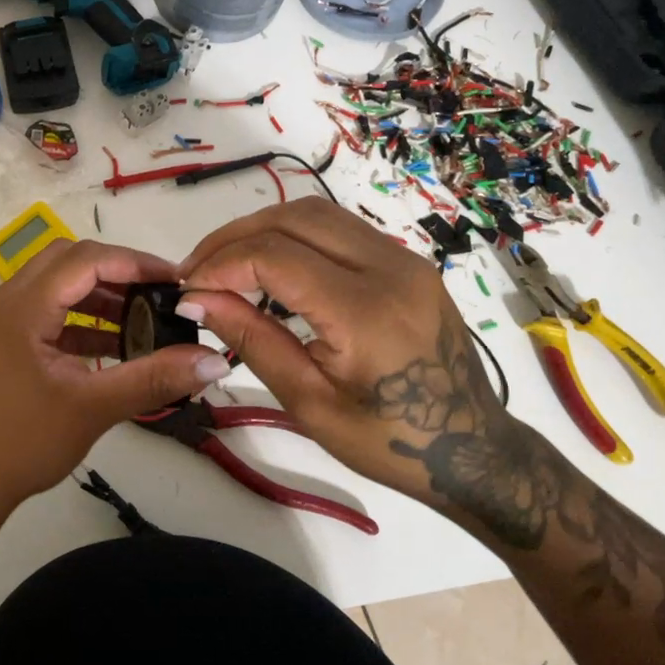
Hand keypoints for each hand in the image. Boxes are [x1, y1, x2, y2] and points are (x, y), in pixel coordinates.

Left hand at [0, 239, 230, 511]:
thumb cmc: (25, 441)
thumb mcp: (94, 407)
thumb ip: (153, 378)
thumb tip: (212, 360)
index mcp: (22, 307)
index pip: (84, 260)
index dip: (133, 262)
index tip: (176, 280)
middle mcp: (9, 300)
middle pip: (70, 261)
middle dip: (118, 271)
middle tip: (162, 293)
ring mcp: (7, 319)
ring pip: (60, 284)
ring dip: (102, 294)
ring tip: (148, 317)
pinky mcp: (11, 339)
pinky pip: (53, 310)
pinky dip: (86, 318)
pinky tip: (120, 343)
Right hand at [177, 197, 504, 501]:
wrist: (476, 451)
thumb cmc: (388, 440)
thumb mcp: (308, 402)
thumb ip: (251, 339)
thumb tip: (194, 300)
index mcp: (366, 312)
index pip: (273, 256)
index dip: (220, 265)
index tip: (187, 291)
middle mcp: (390, 269)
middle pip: (291, 219)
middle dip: (232, 238)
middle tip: (196, 271)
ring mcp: (404, 259)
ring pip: (313, 213)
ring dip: (260, 229)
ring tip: (225, 263)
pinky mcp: (406, 261)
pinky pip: (336, 227)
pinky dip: (291, 234)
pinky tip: (268, 264)